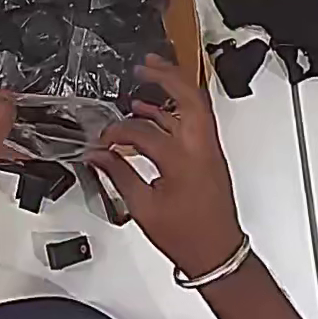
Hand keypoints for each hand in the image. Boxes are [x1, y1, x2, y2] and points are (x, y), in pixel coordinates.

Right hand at [86, 54, 245, 276]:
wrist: (218, 253)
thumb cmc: (187, 236)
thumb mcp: (144, 208)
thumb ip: (119, 174)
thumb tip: (99, 155)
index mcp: (182, 161)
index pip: (143, 132)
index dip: (118, 132)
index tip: (104, 139)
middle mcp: (200, 147)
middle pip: (188, 95)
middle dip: (166, 74)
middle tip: (145, 65)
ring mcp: (209, 148)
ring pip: (197, 103)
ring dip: (175, 85)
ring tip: (151, 72)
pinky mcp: (211, 152)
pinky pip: (196, 119)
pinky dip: (176, 107)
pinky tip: (155, 109)